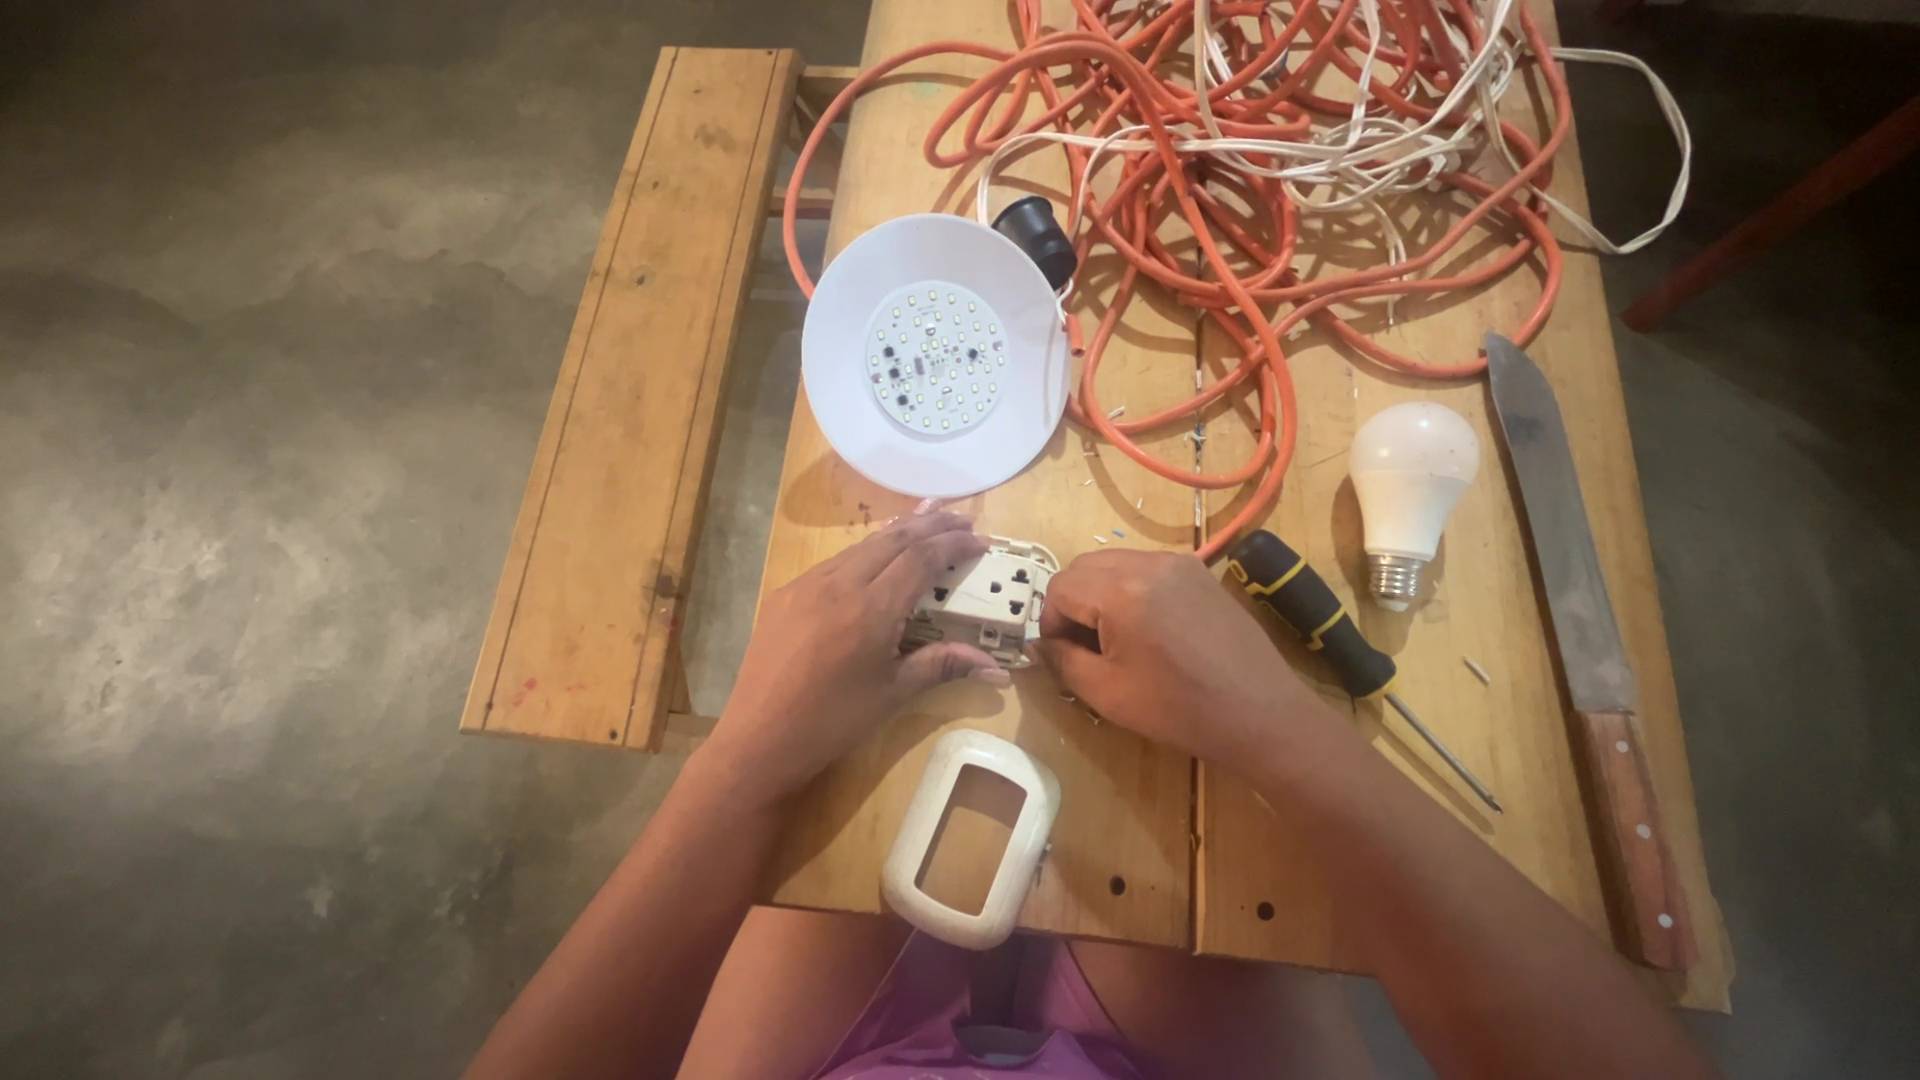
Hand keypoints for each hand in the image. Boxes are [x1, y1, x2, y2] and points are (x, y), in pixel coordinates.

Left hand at [704, 505, 1008, 797]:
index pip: (921, 558)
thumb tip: (997, 669)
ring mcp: (808, 584)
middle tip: (963, 518)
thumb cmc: (833, 721)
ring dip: (900, 530)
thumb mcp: (894, 693)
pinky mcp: (787, 592)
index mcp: (871, 609)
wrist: (759, 738)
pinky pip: (835, 560)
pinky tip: (877, 551)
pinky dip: (866, 549)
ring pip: (862, 544)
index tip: (982, 540)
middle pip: (894, 539)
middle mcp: (840, 584)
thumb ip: (943, 665)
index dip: (953, 545)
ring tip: (928, 518)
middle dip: (932, 524)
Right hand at [1031, 549, 1338, 777]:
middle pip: (1084, 567)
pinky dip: (1132, 590)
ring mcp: (1179, 563)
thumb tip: (1040, 644)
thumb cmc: (1178, 709)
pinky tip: (1149, 629)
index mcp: (1120, 591)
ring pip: (1114, 564)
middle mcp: (1148, 563)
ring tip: (1118, 639)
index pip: (1060, 586)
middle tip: (1087, 646)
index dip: (1052, 621)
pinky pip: (1147, 569)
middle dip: (1074, 603)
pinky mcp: (1200, 572)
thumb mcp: (1106, 693)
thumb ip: (1062, 660)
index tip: (1065, 654)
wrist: (1259, 714)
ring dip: (1102, 594)